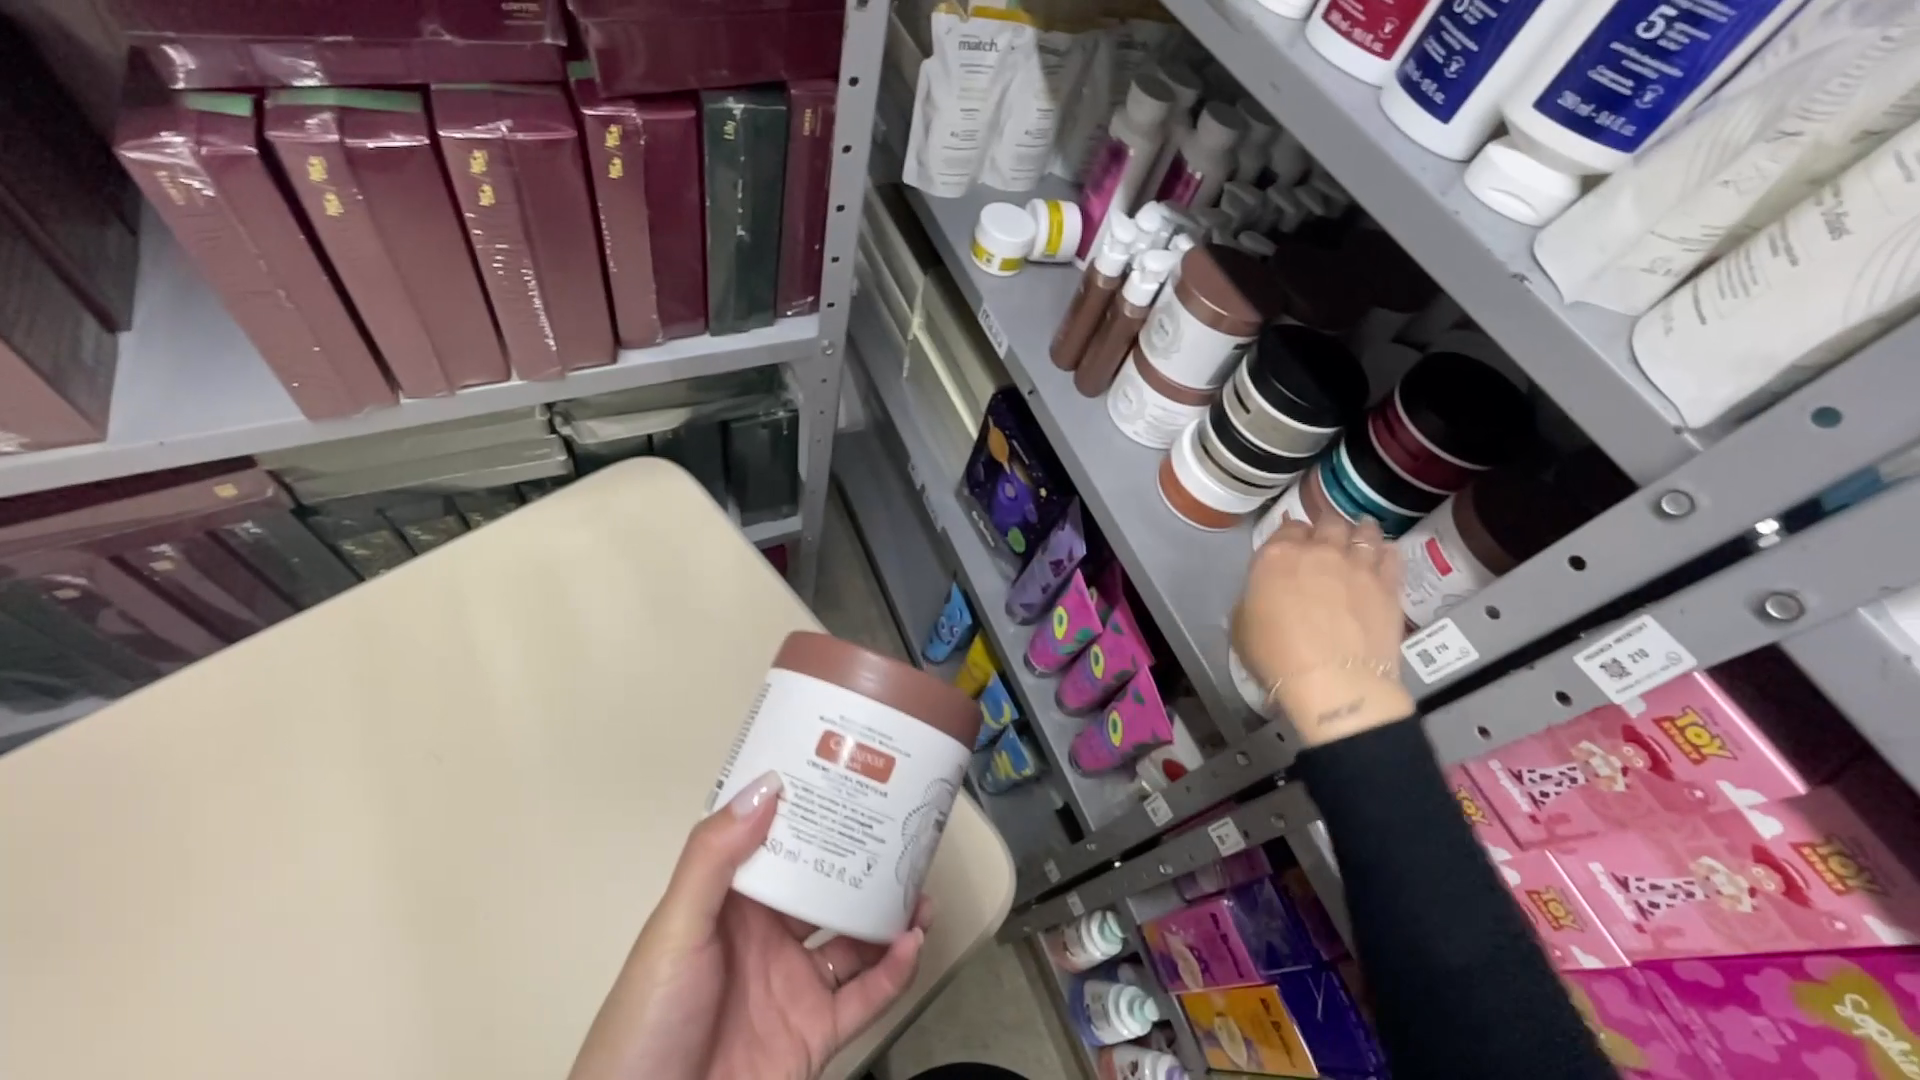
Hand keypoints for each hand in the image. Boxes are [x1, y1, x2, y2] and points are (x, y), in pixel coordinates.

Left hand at [568, 772, 929, 1079]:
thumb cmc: (650, 1016)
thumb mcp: (675, 928)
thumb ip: (715, 857)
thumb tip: (768, 784)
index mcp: (734, 907)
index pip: (781, 850)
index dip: (813, 818)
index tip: (849, 784)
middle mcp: (768, 939)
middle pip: (827, 892)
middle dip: (864, 866)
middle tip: (903, 836)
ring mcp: (795, 986)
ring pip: (856, 941)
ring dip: (891, 916)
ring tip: (921, 890)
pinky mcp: (816, 1032)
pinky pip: (867, 997)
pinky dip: (895, 972)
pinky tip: (912, 944)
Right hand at [1233, 515, 1413, 745]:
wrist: (1334, 680)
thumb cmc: (1276, 656)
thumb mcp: (1242, 627)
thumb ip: (1253, 600)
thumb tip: (1263, 597)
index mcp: (1276, 556)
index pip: (1287, 528)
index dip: (1290, 534)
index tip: (1292, 545)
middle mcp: (1318, 550)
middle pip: (1327, 523)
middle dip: (1326, 528)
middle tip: (1327, 540)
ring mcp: (1358, 564)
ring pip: (1364, 531)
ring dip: (1360, 531)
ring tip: (1361, 535)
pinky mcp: (1388, 584)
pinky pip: (1392, 555)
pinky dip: (1386, 552)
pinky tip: (1384, 556)